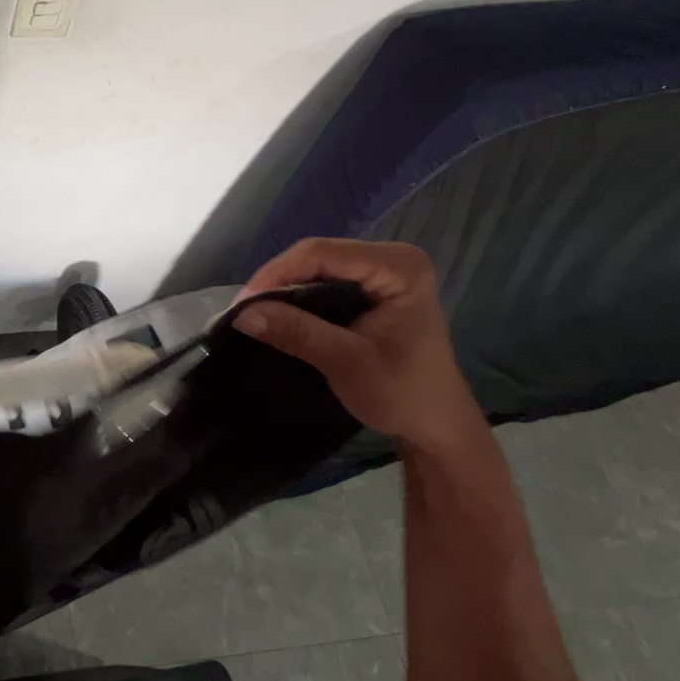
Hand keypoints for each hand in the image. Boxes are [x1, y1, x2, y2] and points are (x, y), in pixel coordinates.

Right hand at [233, 239, 485, 453]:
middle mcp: (393, 257)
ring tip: (253, 312)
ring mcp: (383, 271)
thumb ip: (297, 332)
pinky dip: (298, 296)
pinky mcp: (373, 287)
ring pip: (316, 267)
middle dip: (277, 281)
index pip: (322, 254)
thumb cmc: (404, 394)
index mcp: (400, 266)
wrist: (437, 426)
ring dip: (284, 288)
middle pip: (318, 256)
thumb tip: (242, 314)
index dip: (277, 273)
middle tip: (243, 310)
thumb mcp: (347, 363)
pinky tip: (278, 312)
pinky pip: (324, 280)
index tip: (242, 304)